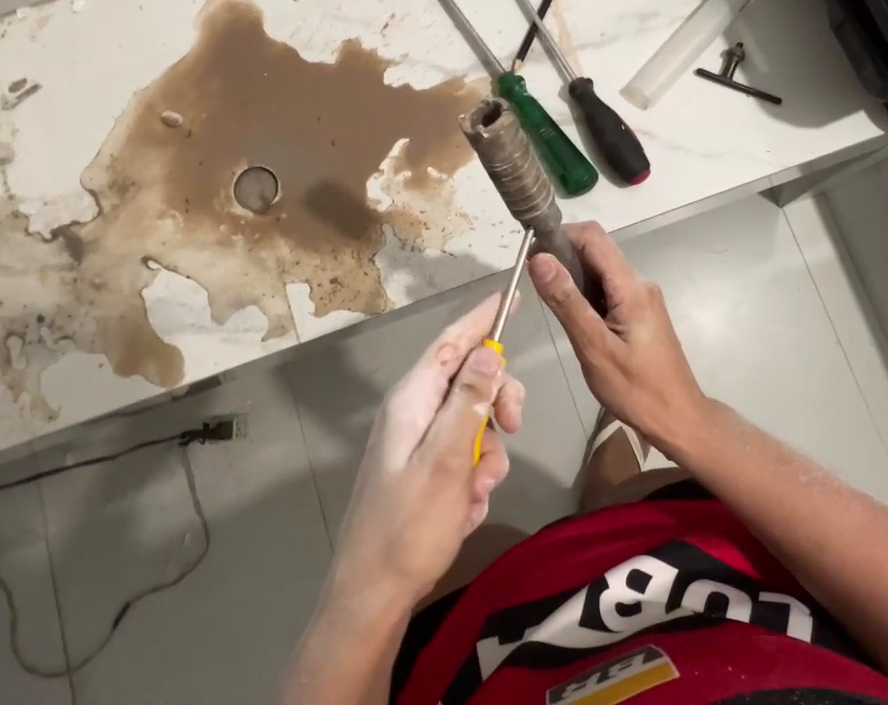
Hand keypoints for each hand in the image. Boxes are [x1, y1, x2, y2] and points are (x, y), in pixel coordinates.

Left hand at [330, 293, 527, 608]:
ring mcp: (420, 443)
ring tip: (474, 493)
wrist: (375, 592)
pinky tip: (464, 509)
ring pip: (475, 424)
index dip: (482, 318)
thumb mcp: (447, 460)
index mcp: (412, 399)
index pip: (452, 342)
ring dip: (487, 455)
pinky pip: (466, 458)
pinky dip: (474, 480)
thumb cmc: (408, 525)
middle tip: (513, 428)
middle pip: (472, 381)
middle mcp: (414, 412)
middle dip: (497, 404)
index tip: (511, 295)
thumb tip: (488, 350)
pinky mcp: (426, 471)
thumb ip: (469, 402)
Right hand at [530, 222, 710, 455]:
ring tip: (549, 303)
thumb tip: (539, 259)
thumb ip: (566, 301)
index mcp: (631, 287)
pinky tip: (572, 317)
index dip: (559, 236)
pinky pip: (607, 291)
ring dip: (572, 278)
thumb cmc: (636, 389)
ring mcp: (641, 298)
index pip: (593, 237)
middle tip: (534, 283)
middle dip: (562, 258)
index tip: (531, 255)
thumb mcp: (594, 347)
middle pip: (596, 251)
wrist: (678, 420)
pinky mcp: (639, 313)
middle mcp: (639, 284)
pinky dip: (585, 295)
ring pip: (600, 272)